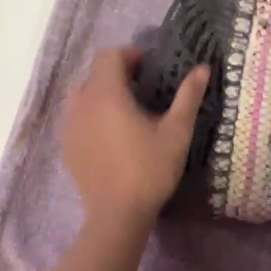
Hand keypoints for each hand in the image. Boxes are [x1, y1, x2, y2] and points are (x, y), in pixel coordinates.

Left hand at [59, 48, 209, 225]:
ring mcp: (69, 127)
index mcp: (106, 95)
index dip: (129, 55)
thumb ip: (188, 96)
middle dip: (116, 74)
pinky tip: (112, 136)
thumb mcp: (176, 131)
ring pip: (81, 96)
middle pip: (93, 74)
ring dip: (102, 94)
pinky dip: (92, 116)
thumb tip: (203, 69)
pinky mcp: (67, 148)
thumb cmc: (149, 168)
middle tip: (143, 88)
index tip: (150, 68)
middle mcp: (81, 105)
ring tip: (126, 111)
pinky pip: (76, 119)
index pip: (108, 56)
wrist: (117, 215)